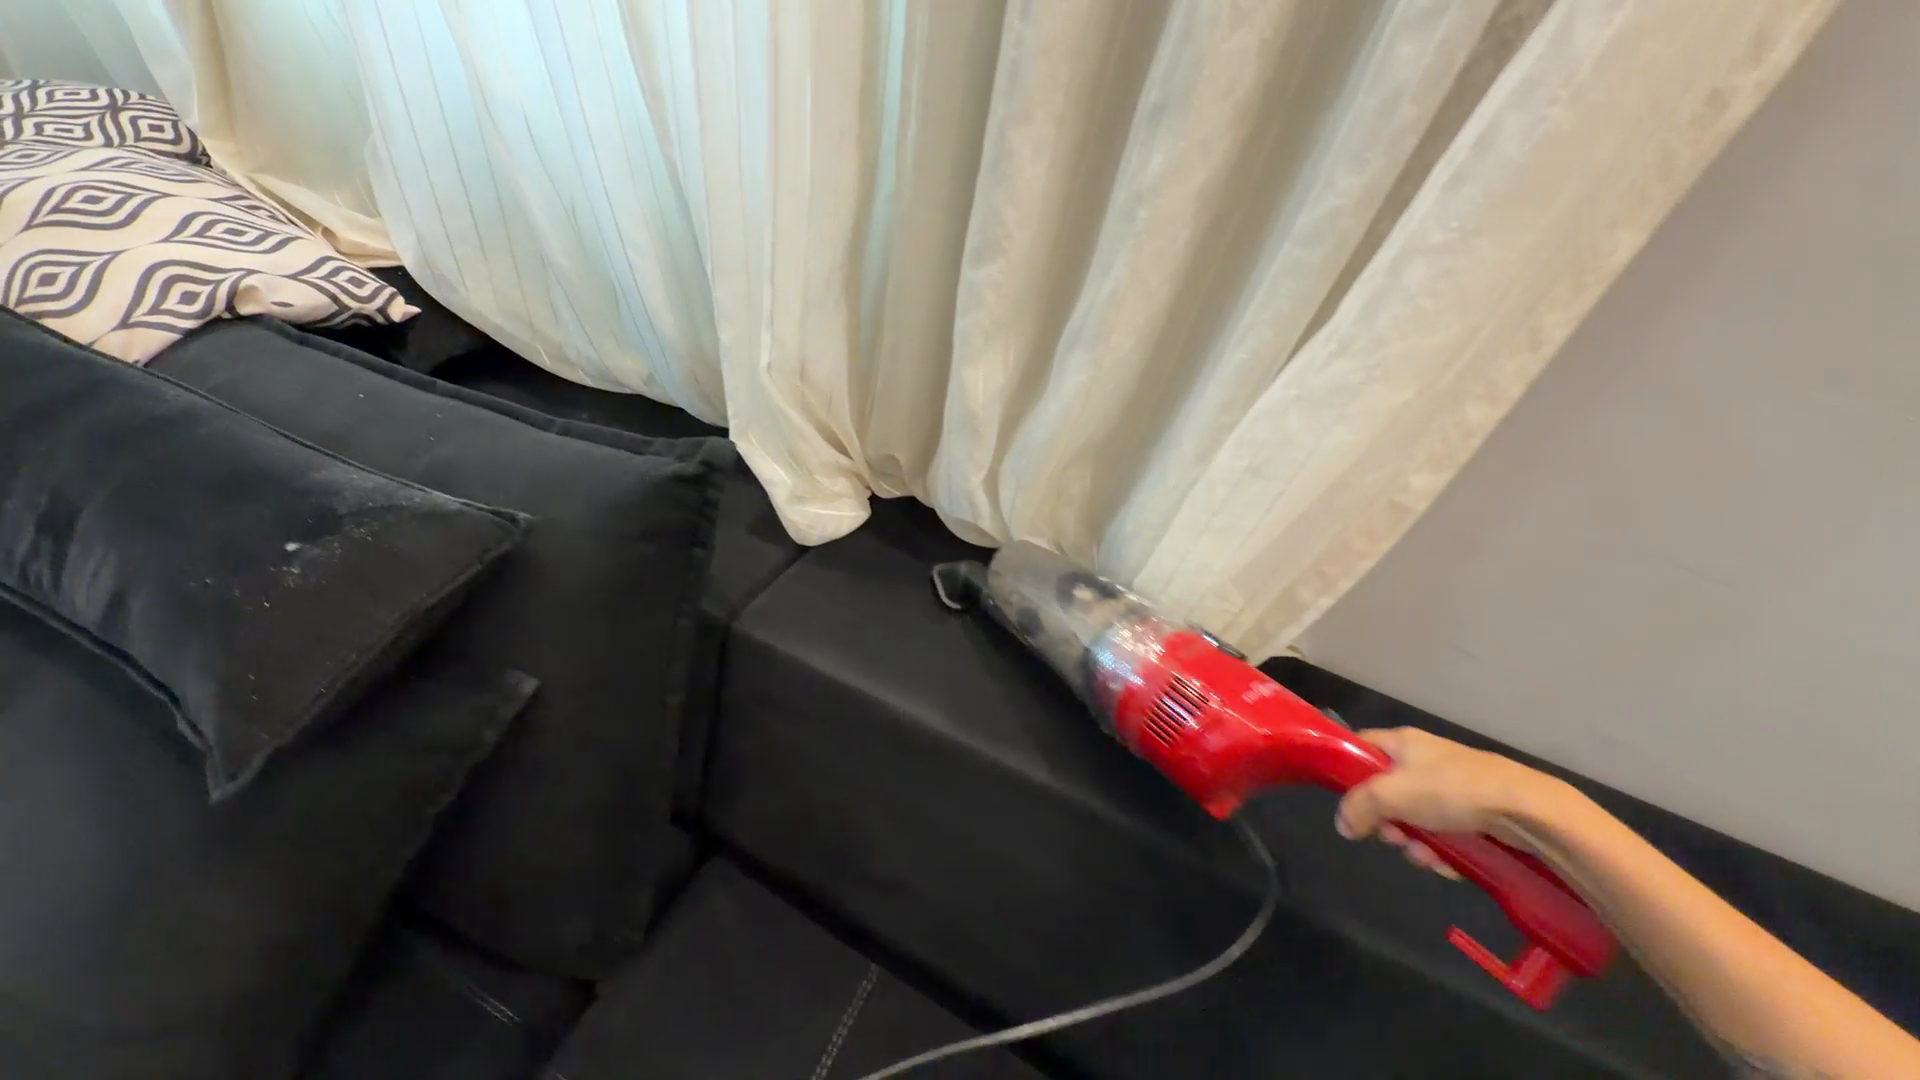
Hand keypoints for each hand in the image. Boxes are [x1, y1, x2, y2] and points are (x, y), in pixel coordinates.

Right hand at [1334, 727, 1559, 879]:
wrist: (1527, 809)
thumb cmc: (1451, 790)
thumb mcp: (1391, 794)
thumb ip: (1358, 807)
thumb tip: (1343, 825)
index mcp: (1402, 743)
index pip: (1360, 746)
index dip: (1347, 769)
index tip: (1345, 799)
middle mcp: (1424, 760)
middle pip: (1385, 792)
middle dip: (1387, 822)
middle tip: (1394, 837)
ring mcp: (1450, 787)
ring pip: (1414, 818)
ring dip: (1414, 843)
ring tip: (1428, 857)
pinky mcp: (1473, 812)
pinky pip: (1442, 832)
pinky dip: (1441, 850)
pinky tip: (1448, 864)